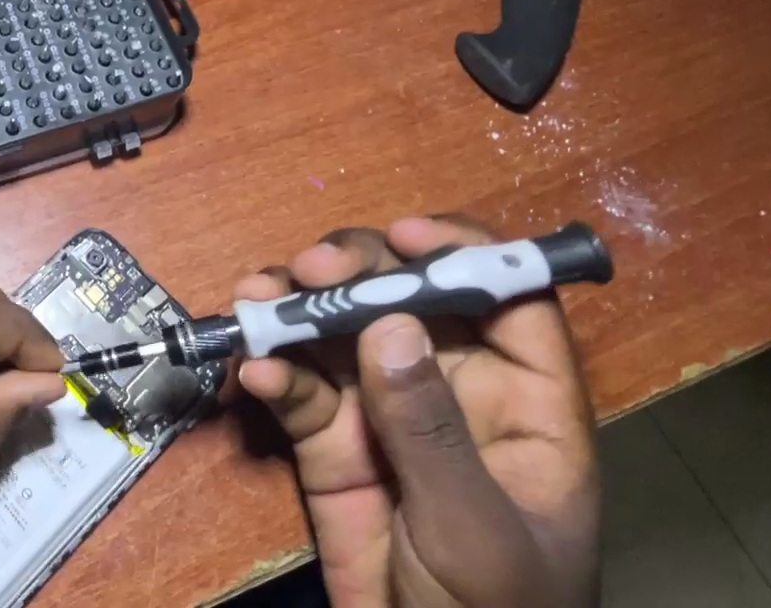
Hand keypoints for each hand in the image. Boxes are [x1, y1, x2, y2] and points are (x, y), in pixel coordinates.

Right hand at [236, 216, 599, 607]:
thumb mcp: (477, 534)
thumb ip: (433, 430)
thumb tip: (391, 324)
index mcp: (519, 401)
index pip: (506, 299)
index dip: (462, 253)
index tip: (404, 237)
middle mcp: (445, 384)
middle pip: (403, 294)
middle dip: (355, 269)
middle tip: (309, 268)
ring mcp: (378, 405)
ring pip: (335, 325)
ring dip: (293, 303)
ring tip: (257, 299)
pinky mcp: (324, 432)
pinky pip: (294, 384)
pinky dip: (268, 372)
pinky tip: (250, 376)